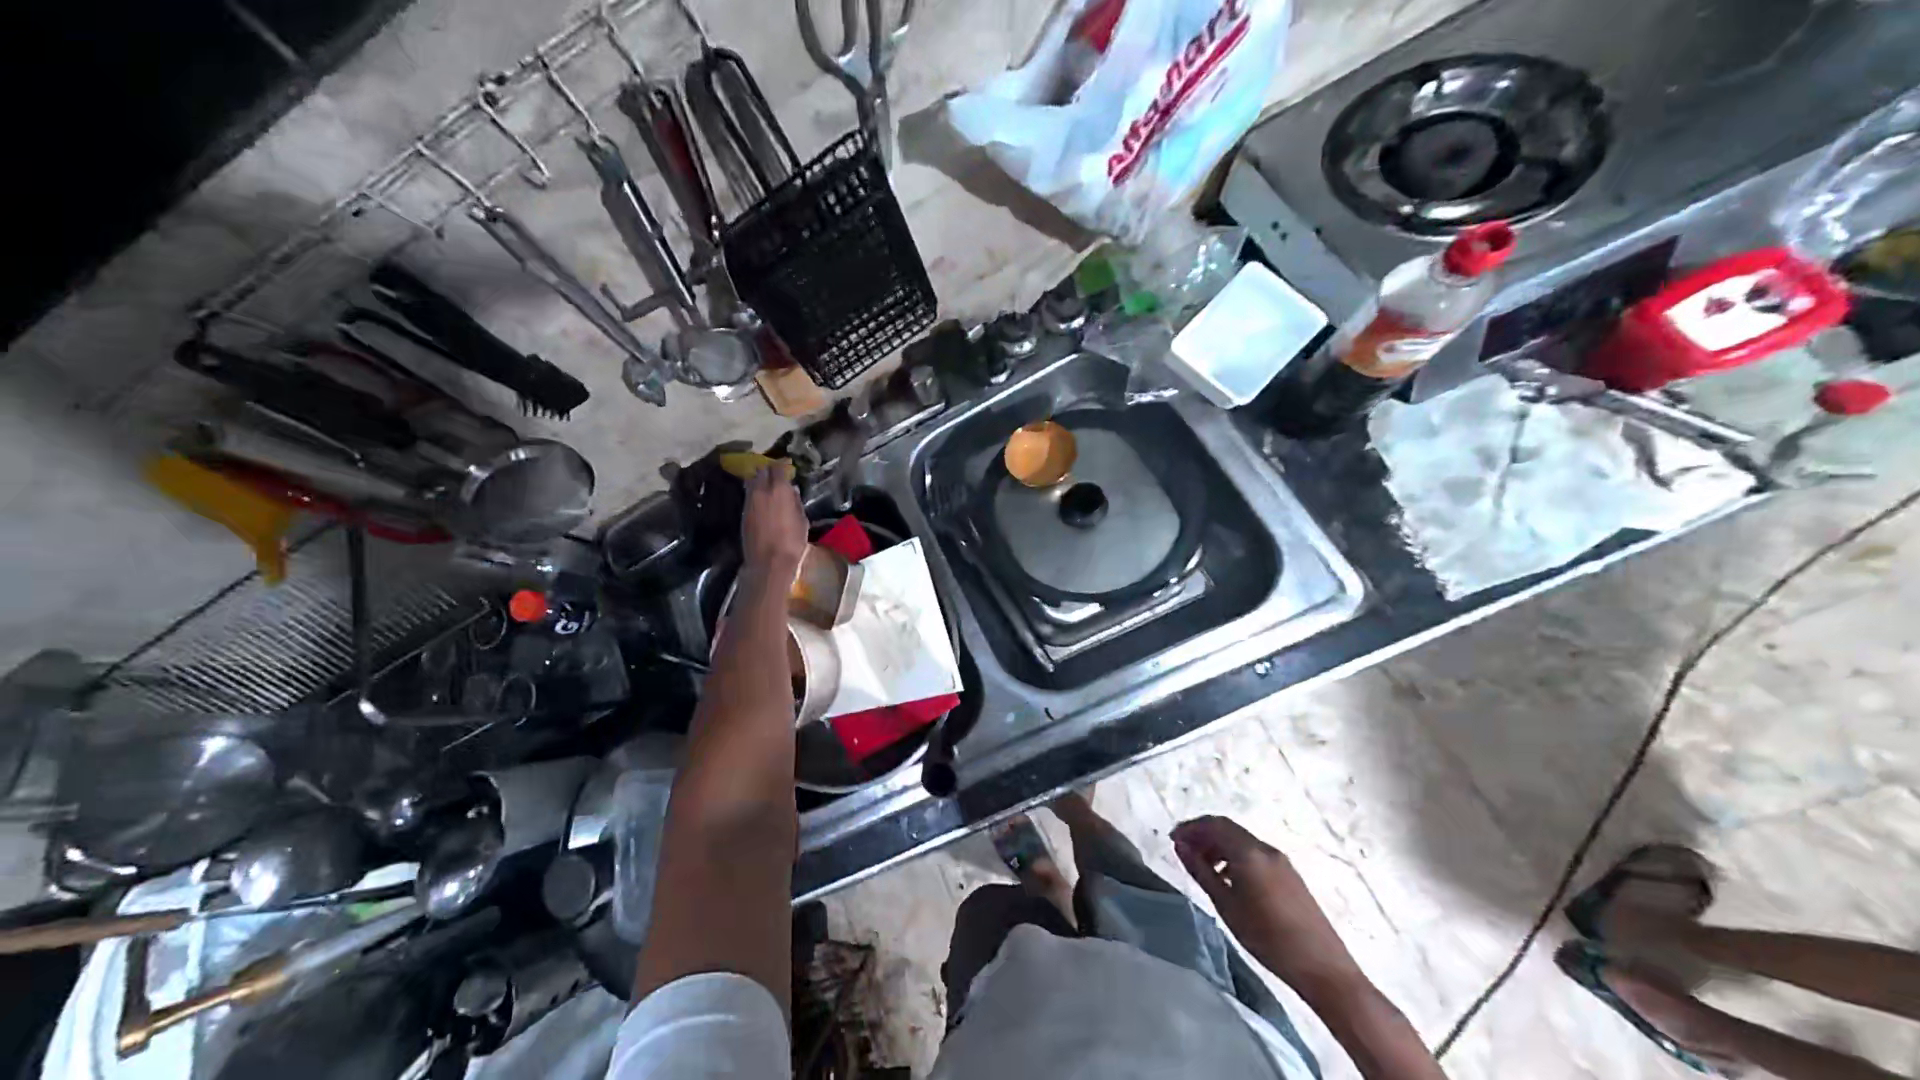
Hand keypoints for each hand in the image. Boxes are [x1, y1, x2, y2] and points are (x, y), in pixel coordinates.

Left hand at [741, 463, 806, 573]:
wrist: (769, 562)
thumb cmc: (792, 542)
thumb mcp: (802, 520)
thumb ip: (795, 502)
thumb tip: (791, 492)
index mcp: (779, 490)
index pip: (778, 468)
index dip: (782, 464)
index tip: (787, 463)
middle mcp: (761, 491)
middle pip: (761, 471)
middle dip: (768, 469)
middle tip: (776, 473)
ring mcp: (749, 502)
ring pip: (751, 482)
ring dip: (759, 480)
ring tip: (767, 485)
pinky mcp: (743, 513)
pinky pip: (749, 496)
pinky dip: (755, 493)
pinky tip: (762, 499)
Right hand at [1173, 816, 1360, 994]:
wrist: (1322, 968)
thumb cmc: (1267, 938)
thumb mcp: (1226, 905)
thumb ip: (1201, 871)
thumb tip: (1181, 846)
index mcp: (1250, 852)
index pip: (1215, 824)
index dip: (1190, 828)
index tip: (1172, 839)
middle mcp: (1266, 849)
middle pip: (1228, 829)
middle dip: (1203, 835)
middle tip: (1182, 851)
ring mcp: (1281, 861)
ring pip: (1241, 841)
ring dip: (1218, 845)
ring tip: (1201, 866)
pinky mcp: (1289, 875)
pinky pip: (1254, 854)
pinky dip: (1234, 856)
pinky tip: (1227, 878)